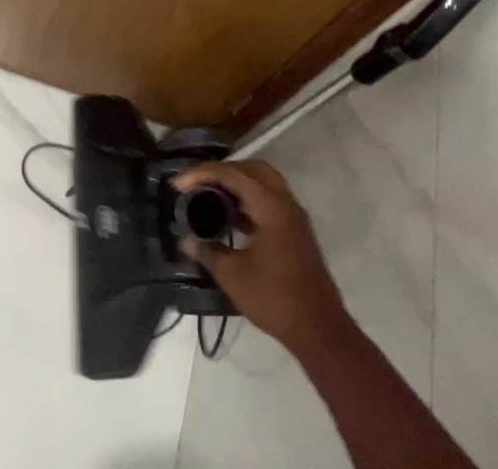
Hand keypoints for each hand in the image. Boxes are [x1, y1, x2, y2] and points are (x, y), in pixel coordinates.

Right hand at [174, 160, 346, 349]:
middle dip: (223, 170)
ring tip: (210, 195)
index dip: (202, 174)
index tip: (178, 184)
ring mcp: (294, 218)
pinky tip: (231, 218)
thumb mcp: (232, 275)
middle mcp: (286, 204)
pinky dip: (249, 200)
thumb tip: (186, 240)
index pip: (234, 175)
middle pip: (254, 169)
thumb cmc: (274, 298)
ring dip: (238, 184)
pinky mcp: (296, 232)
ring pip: (265, 183)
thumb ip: (207, 251)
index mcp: (271, 208)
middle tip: (198, 182)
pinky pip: (271, 201)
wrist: (318, 329)